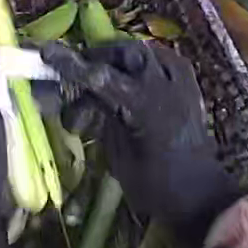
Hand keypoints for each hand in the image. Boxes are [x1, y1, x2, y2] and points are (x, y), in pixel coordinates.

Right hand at [40, 41, 240, 244]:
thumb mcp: (119, 156)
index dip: (70, 64)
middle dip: (96, 58)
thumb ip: (102, 120)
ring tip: (100, 74)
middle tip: (76, 70)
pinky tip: (130, 74)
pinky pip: (163, 60)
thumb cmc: (156, 185)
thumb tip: (78, 103)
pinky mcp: (189, 85)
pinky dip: (143, 62)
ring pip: (143, 52)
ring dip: (118, 58)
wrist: (201, 196)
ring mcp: (181, 82)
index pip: (99, 76)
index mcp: (144, 106)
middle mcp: (164, 85)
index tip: (46, 51)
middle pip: (123, 54)